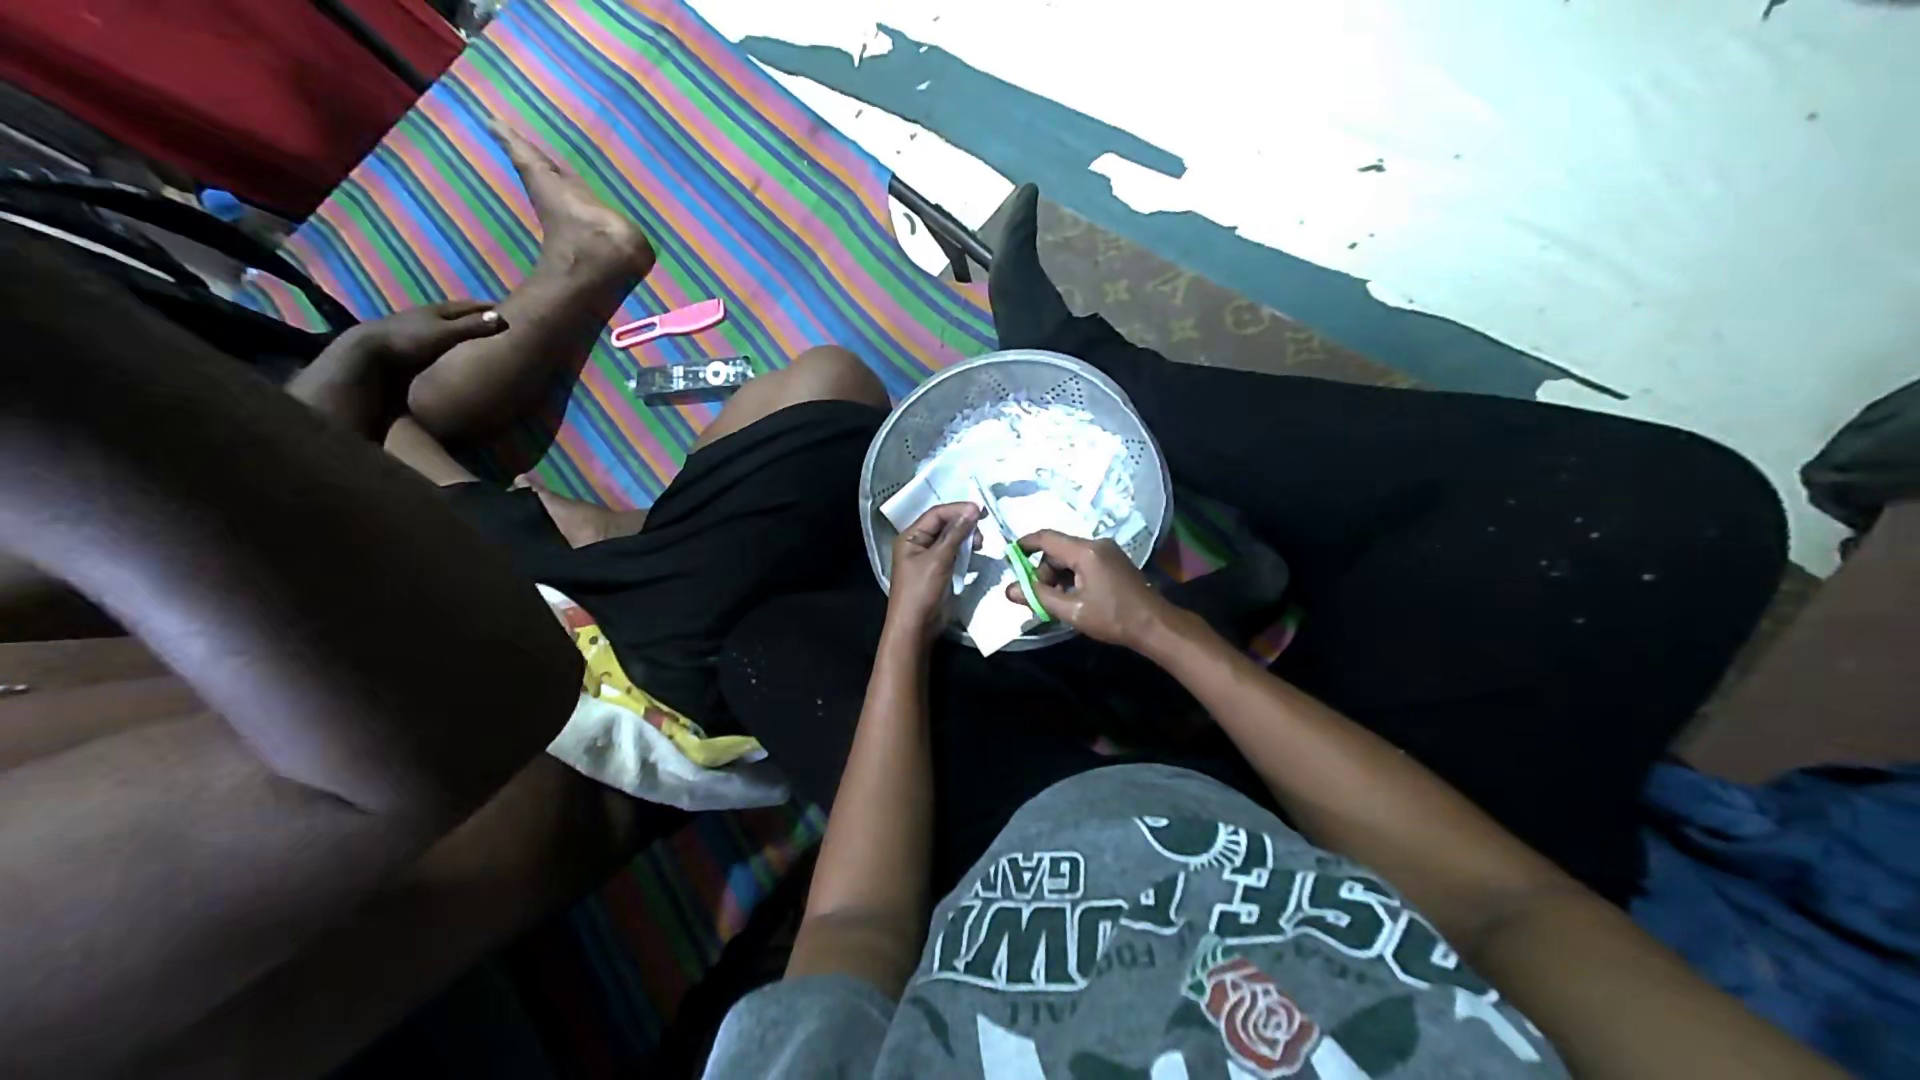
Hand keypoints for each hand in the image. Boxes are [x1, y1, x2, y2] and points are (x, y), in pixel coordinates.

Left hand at [324, 300, 507, 377]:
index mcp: (440, 310)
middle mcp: (432, 318)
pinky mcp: (416, 350)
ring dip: (469, 336)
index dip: (492, 307)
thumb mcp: (446, 333)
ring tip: (488, 345)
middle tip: (505, 328)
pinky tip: (465, 357)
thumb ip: (473, 327)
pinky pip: (445, 347)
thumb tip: (503, 319)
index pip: (473, 305)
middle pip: (463, 316)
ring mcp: (422, 333)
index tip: (513, 311)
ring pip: (453, 331)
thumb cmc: (410, 340)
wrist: (370, 356)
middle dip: (482, 320)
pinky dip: (458, 349)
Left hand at [886, 502, 979, 644]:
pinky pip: (953, 554)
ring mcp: (928, 558)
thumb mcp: (939, 559)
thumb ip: (955, 534)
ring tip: (979, 545)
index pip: (936, 514)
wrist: (916, 626)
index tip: (980, 511)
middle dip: (963, 525)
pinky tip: (975, 554)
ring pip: (950, 539)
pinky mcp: (939, 571)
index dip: (957, 510)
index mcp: (910, 537)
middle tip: (981, 533)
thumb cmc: (921, 590)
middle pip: (944, 525)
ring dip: (966, 538)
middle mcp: (918, 544)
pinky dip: (964, 552)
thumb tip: (972, 510)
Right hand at [1006, 530, 1175, 648]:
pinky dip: (1072, 575)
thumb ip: (1038, 597)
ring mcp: (1107, 551)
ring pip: (1070, 557)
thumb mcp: (1071, 611)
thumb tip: (1009, 590)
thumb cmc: (1112, 618)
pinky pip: (1083, 561)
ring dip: (1058, 576)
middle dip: (1044, 571)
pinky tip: (1073, 596)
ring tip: (1058, 601)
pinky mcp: (1113, 560)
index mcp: (1086, 551)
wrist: (1154, 624)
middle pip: (1058, 550)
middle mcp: (1096, 544)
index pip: (1046, 538)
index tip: (1010, 556)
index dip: (1025, 545)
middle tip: (1040, 597)